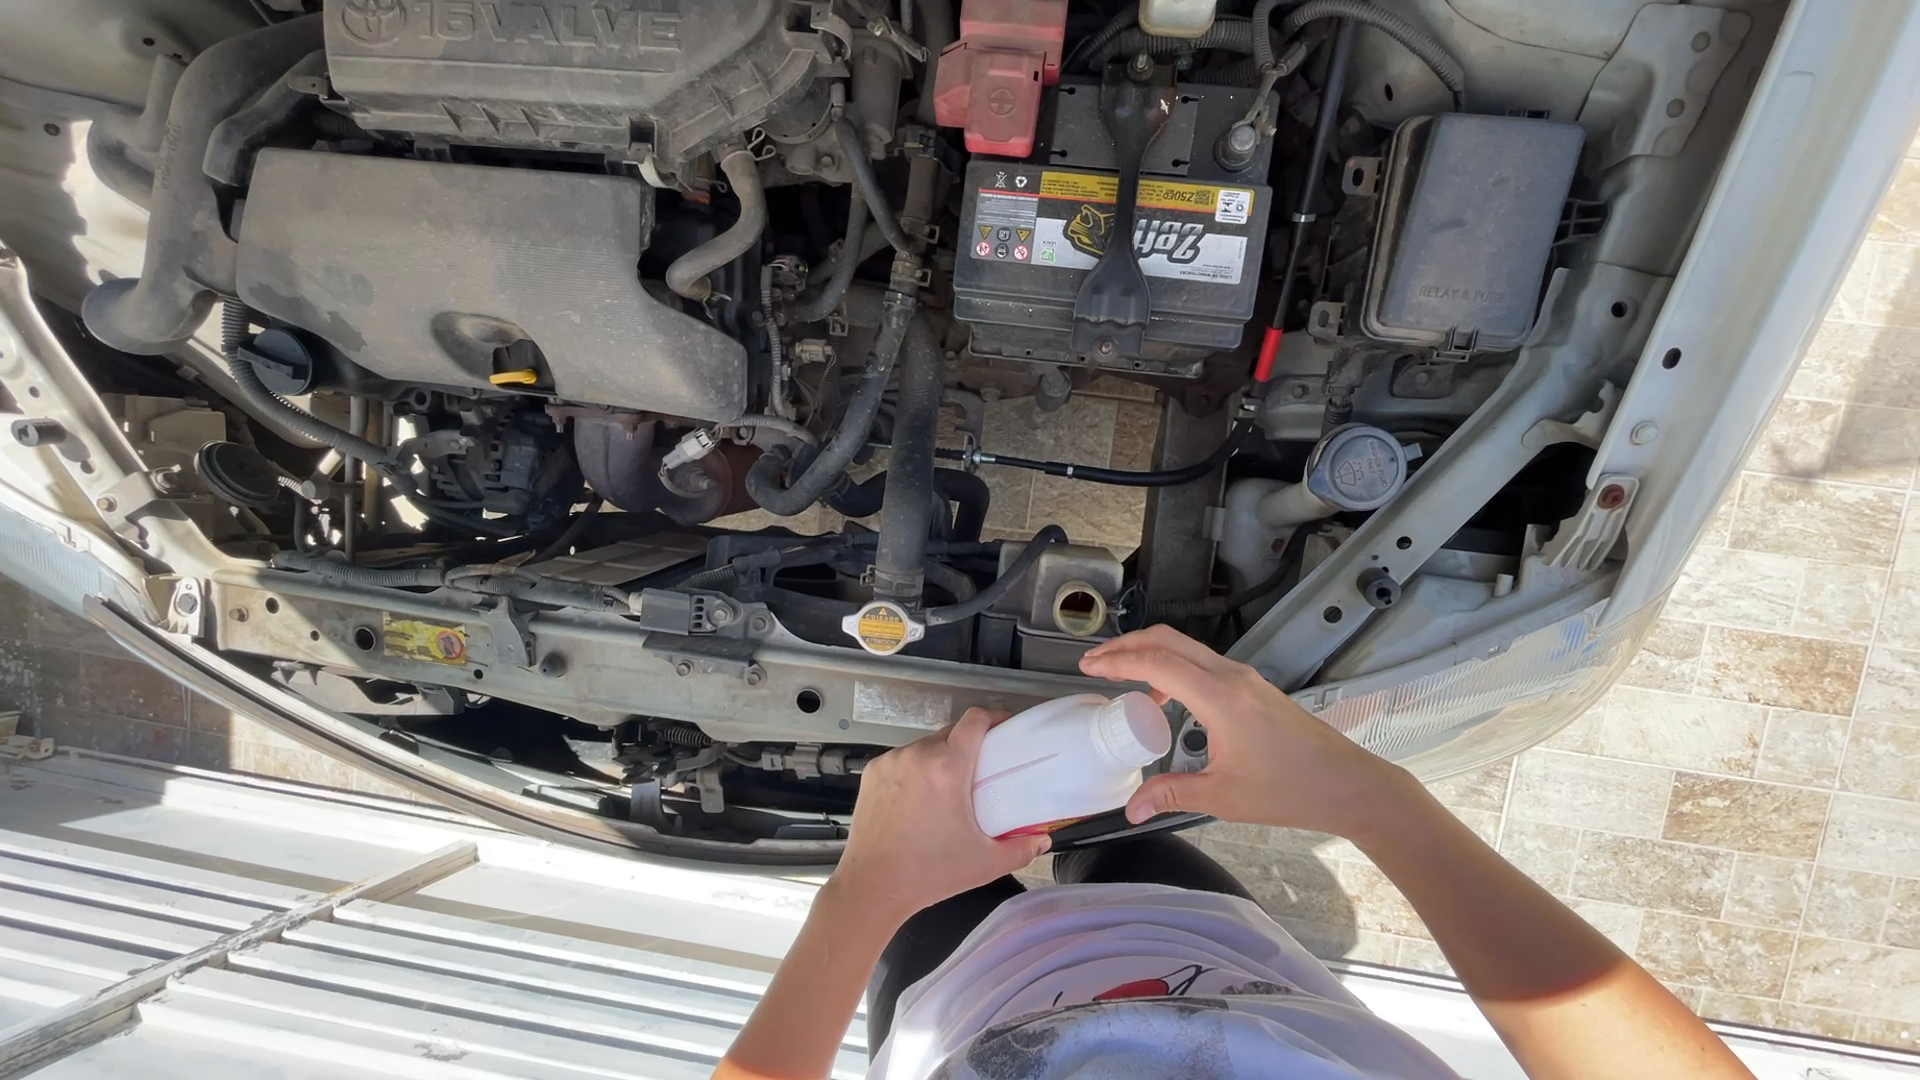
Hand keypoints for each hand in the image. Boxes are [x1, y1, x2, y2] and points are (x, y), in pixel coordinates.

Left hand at [833, 708, 1050, 924]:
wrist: (873, 887)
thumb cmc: (930, 874)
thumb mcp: (985, 863)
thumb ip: (1021, 848)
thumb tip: (1042, 838)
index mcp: (948, 767)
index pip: (974, 720)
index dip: (992, 717)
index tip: (1003, 727)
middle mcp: (918, 755)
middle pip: (951, 733)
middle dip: (967, 745)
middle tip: (979, 769)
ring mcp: (892, 761)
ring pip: (925, 746)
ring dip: (939, 758)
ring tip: (946, 789)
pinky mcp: (873, 771)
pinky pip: (901, 759)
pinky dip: (913, 770)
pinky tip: (917, 798)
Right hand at [1079, 625, 1412, 836]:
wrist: (1350, 784)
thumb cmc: (1292, 790)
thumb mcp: (1224, 796)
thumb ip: (1172, 794)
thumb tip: (1132, 808)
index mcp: (1220, 698)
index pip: (1156, 663)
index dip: (1116, 661)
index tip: (1088, 667)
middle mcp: (1231, 676)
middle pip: (1166, 639)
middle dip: (1125, 645)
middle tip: (1094, 662)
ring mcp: (1243, 677)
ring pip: (1184, 646)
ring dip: (1147, 652)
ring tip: (1119, 673)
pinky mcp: (1251, 685)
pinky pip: (1200, 660)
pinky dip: (1171, 664)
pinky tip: (1162, 694)